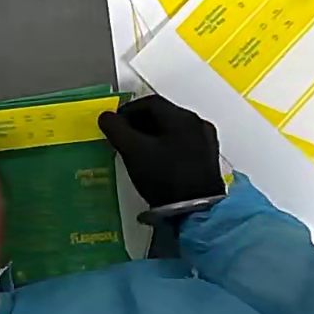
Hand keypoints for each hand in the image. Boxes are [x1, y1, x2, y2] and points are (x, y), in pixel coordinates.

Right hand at [98, 95, 224, 208]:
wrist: (195, 210)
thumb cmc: (163, 177)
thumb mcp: (133, 151)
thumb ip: (116, 130)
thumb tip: (106, 116)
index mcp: (181, 117)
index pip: (150, 102)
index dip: (127, 110)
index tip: (113, 123)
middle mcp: (197, 123)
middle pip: (163, 113)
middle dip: (139, 121)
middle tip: (122, 135)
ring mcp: (206, 140)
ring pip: (173, 128)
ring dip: (152, 133)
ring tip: (136, 148)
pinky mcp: (208, 158)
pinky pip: (182, 142)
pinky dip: (165, 144)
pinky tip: (155, 159)